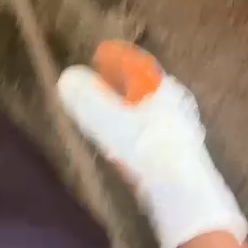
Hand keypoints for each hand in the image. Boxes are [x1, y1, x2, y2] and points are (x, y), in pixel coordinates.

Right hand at [58, 42, 247, 247]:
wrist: (181, 192)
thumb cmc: (145, 147)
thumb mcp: (109, 121)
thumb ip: (86, 99)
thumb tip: (66, 77)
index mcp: (162, 88)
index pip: (137, 65)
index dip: (116, 59)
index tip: (98, 55)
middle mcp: (175, 103)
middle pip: (144, 87)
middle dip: (122, 84)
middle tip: (99, 84)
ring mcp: (180, 128)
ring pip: (149, 110)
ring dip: (128, 108)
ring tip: (105, 112)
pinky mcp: (178, 151)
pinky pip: (152, 129)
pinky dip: (135, 127)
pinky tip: (123, 141)